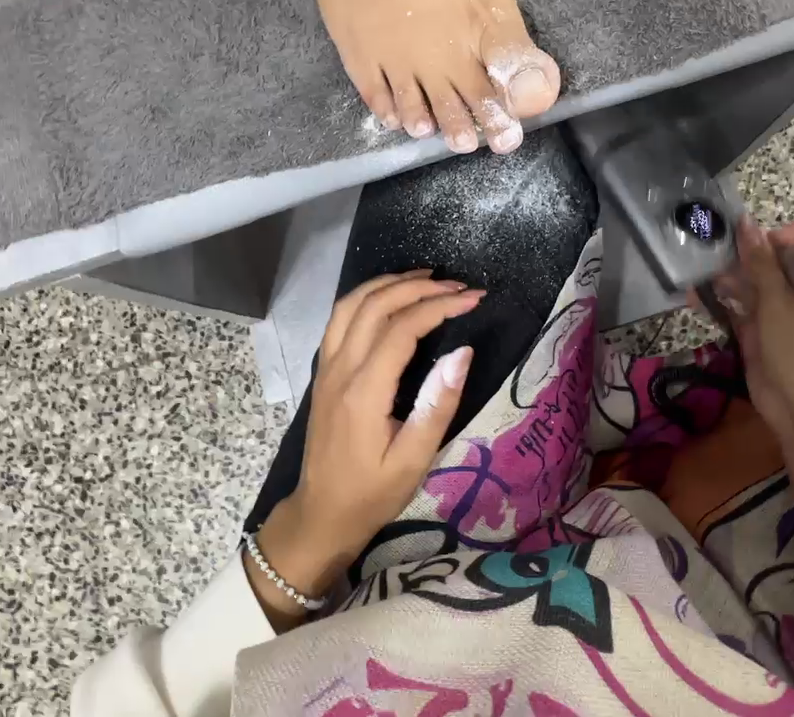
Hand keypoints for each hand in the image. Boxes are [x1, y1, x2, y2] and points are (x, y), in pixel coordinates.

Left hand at [249, 269, 482, 627]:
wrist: (320, 514)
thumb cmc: (371, 494)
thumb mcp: (413, 461)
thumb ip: (436, 405)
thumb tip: (462, 353)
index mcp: (364, 391)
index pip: (402, 328)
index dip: (439, 306)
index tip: (474, 298)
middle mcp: (340, 369)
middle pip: (374, 305)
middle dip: (418, 286)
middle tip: (457, 285)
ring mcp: (326, 367)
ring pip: (351, 304)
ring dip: (388, 284)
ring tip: (427, 278)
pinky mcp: (323, 371)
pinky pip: (340, 318)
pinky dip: (367, 296)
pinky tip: (390, 298)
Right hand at [289, 0, 559, 154]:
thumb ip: (509, 46)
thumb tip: (539, 95)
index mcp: (469, 41)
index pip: (490, 94)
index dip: (500, 119)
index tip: (507, 141)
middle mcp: (431, 60)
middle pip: (453, 103)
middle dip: (466, 127)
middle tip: (468, 146)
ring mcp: (391, 58)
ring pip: (413, 104)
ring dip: (428, 122)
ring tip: (436, 138)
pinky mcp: (355, 49)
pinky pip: (373, 92)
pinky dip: (385, 108)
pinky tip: (392, 118)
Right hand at [704, 220, 793, 447]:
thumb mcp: (780, 301)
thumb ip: (760, 262)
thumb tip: (747, 223)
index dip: (792, 236)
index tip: (764, 242)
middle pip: (777, 263)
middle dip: (747, 255)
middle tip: (719, 252)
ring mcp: (781, 315)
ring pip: (753, 285)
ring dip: (728, 278)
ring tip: (702, 275)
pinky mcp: (759, 334)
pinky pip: (739, 310)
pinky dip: (719, 302)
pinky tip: (695, 297)